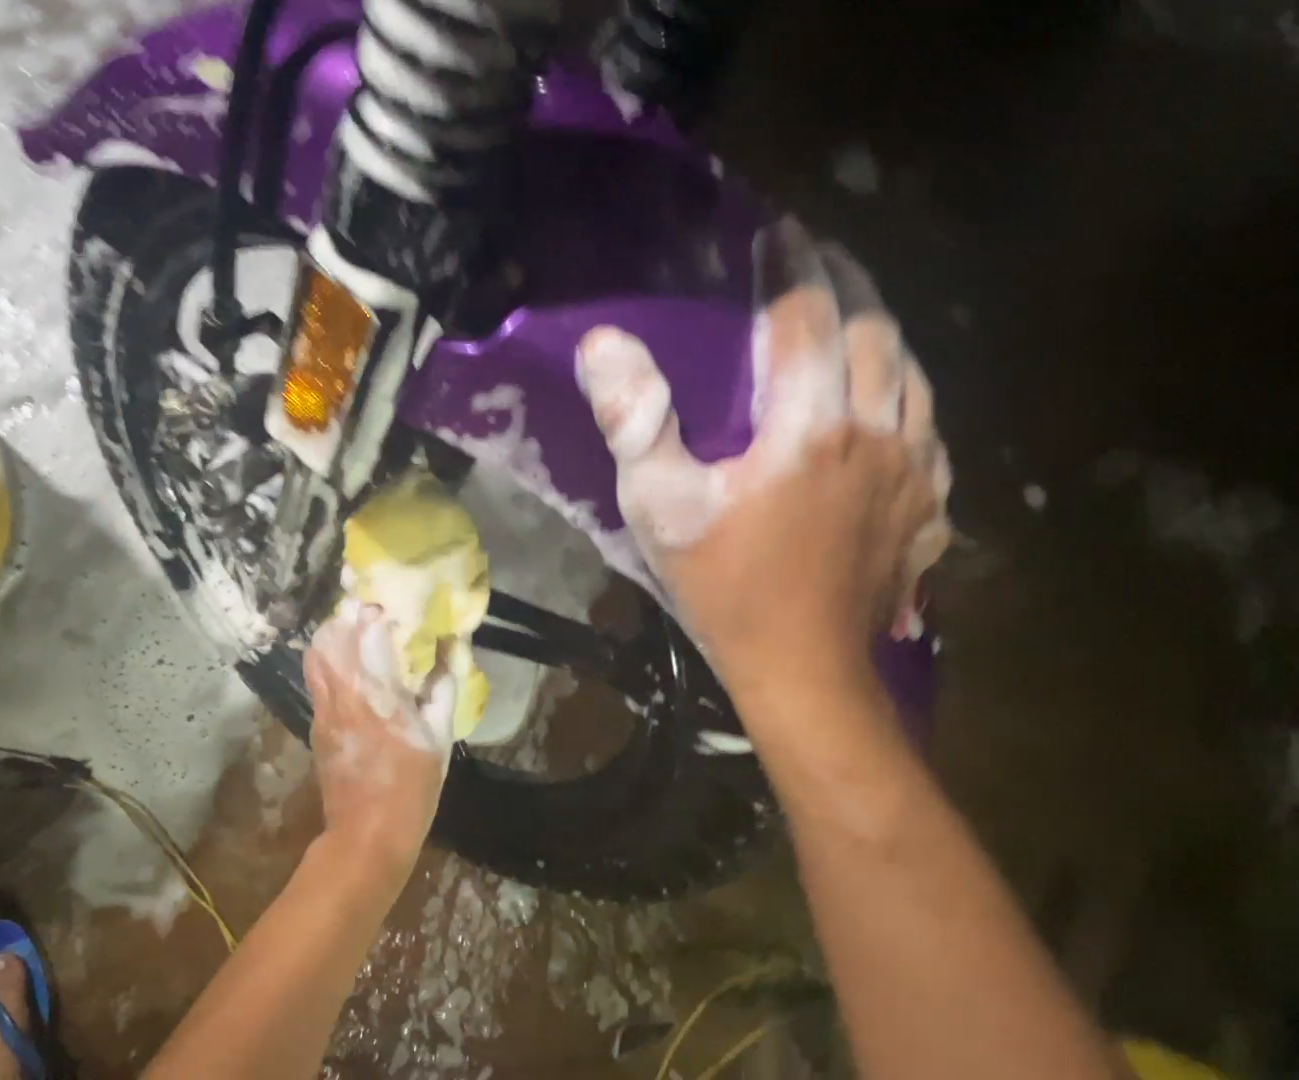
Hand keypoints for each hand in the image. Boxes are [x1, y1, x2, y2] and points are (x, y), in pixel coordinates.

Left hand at [302, 603, 454, 874]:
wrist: (366, 835)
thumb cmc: (412, 787)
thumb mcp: (439, 737)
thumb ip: (443, 687)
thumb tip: (453, 647)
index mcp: (377, 692)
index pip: (368, 630)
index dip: (377, 610)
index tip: (392, 604)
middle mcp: (343, 692)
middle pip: (331, 633)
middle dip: (350, 616)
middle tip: (372, 612)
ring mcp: (323, 708)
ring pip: (316, 653)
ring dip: (335, 636)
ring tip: (359, 636)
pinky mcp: (315, 723)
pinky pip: (317, 678)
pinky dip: (329, 662)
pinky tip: (351, 670)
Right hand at [575, 219, 949, 702]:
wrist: (805, 670)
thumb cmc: (723, 585)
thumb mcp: (658, 505)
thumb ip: (634, 420)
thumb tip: (604, 342)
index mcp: (811, 427)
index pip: (806, 320)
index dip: (789, 269)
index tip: (774, 231)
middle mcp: (878, 433)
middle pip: (875, 331)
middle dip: (844, 284)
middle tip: (814, 257)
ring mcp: (915, 471)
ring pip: (913, 373)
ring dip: (881, 330)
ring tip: (851, 312)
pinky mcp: (929, 505)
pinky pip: (929, 425)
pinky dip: (906, 391)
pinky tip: (888, 398)